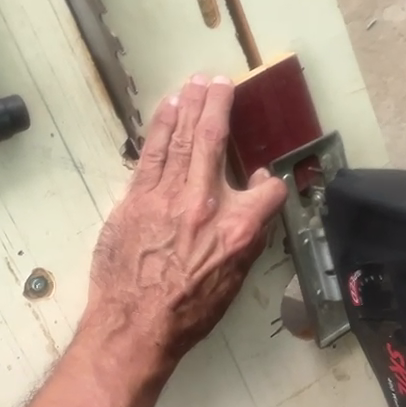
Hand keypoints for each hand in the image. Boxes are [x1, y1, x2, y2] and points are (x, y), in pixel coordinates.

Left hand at [83, 75, 286, 376]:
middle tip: (220, 80)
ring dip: (188, 105)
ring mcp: (166, 197)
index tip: (264, 182)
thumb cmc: (187, 312)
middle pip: (214, 140)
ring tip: (195, 83)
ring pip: (181, 138)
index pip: (268, 190)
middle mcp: (204, 203)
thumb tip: (253, 201)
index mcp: (237, 229)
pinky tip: (167, 109)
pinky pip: (151, 153)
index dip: (270, 184)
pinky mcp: (136, 199)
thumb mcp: (233, 282)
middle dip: (218, 105)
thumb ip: (248, 236)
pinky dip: (160, 127)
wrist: (135, 325)